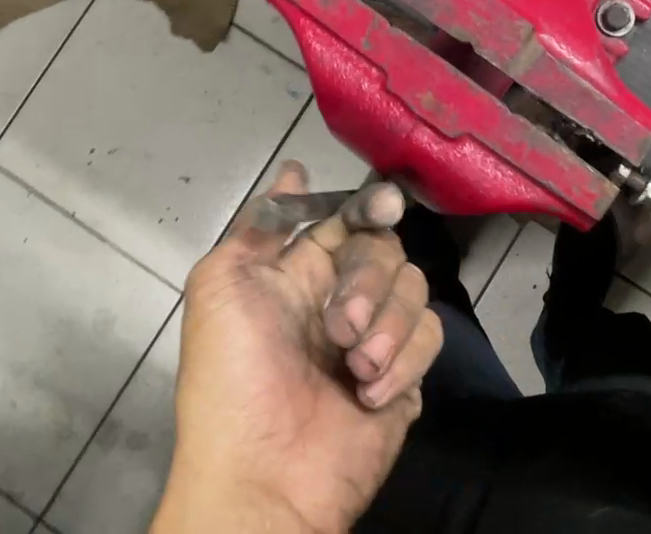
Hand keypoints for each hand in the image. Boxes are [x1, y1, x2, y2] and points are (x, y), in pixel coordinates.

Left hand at [155, 163, 443, 533]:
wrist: (262, 479)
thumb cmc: (232, 379)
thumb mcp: (221, 288)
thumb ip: (259, 225)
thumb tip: (293, 170)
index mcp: (300, 274)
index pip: (349, 220)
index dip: (369, 206)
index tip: (385, 205)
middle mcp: (342, 297)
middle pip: (386, 249)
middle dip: (368, 281)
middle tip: (340, 327)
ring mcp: (377, 337)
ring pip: (414, 288)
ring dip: (386, 326)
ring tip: (354, 369)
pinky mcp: (406, 375)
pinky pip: (429, 337)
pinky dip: (403, 362)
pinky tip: (369, 395)